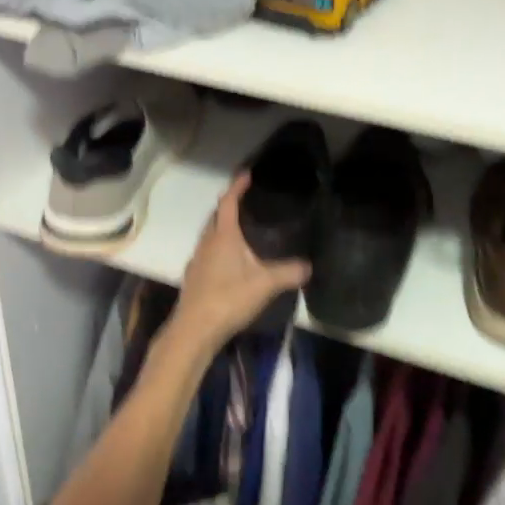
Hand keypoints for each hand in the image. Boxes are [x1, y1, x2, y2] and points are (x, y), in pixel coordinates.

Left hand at [166, 175, 310, 356]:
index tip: (248, 174)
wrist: (194, 330)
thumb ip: (288, 273)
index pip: (228, 202)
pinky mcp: (194, 277)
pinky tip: (232, 261)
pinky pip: (208, 252)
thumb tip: (310, 266)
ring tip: (244, 229)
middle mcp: (206, 242)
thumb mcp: (264, 284)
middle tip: (250, 201)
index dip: (237, 186)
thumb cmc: (228, 299)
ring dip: (224, 227)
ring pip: (211, 235)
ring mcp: (197, 260)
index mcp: (223, 236)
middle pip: (217, 216)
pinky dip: (220, 247)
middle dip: (230, 205)